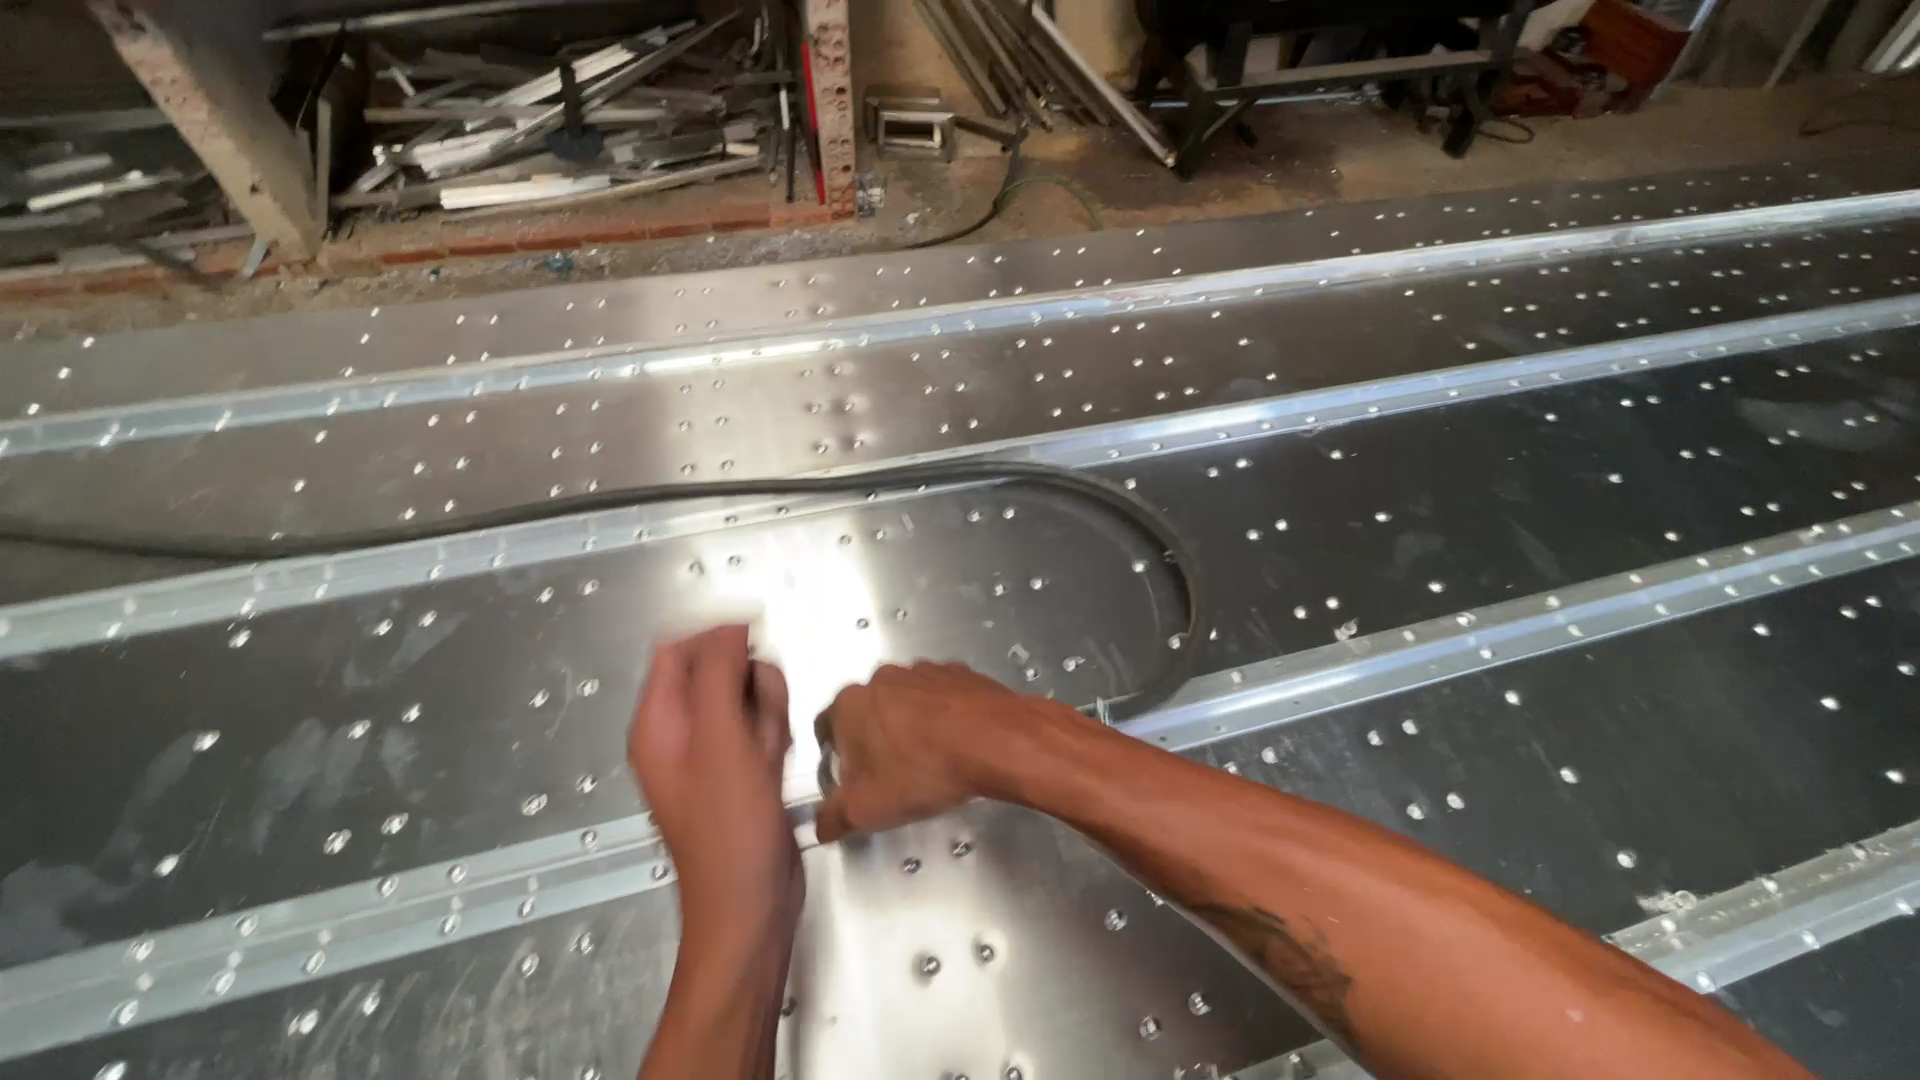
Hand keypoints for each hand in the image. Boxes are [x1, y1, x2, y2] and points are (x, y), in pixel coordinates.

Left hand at [629, 625, 800, 929]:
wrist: (751, 906)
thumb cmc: (729, 829)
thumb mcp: (721, 741)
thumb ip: (718, 674)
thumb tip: (728, 623)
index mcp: (658, 721)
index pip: (680, 649)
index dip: (720, 641)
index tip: (756, 656)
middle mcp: (680, 731)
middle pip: (721, 671)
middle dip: (753, 687)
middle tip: (758, 725)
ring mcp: (713, 752)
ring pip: (748, 698)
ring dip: (769, 717)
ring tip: (768, 756)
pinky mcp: (741, 769)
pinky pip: (761, 729)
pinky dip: (774, 741)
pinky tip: (775, 769)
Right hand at [814, 661, 1032, 843]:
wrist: (996, 741)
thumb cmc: (924, 770)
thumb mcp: (865, 810)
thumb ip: (832, 818)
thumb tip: (822, 824)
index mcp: (850, 704)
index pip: (825, 729)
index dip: (836, 758)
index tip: (851, 780)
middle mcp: (882, 678)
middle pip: (867, 714)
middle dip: (875, 742)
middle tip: (891, 777)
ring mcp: (923, 671)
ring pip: (905, 703)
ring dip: (910, 727)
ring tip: (929, 762)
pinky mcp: (959, 673)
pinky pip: (941, 697)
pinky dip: (944, 717)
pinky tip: (957, 744)